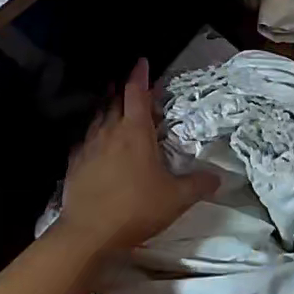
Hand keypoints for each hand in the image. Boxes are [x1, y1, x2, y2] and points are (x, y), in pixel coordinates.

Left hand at [57, 58, 217, 253]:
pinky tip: (95, 141)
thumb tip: (218, 176)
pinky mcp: (75, 162)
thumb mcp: (176, 199)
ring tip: (112, 103)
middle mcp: (109, 132)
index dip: (140, 75)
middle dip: (122, 88)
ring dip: (106, 107)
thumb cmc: (136, 209)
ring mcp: (88, 146)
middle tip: (128, 83)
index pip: (137, 93)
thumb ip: (198, 185)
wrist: (89, 231)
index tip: (142, 61)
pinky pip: (85, 139)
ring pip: (98, 118)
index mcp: (135, 132)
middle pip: (114, 101)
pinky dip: (93, 133)